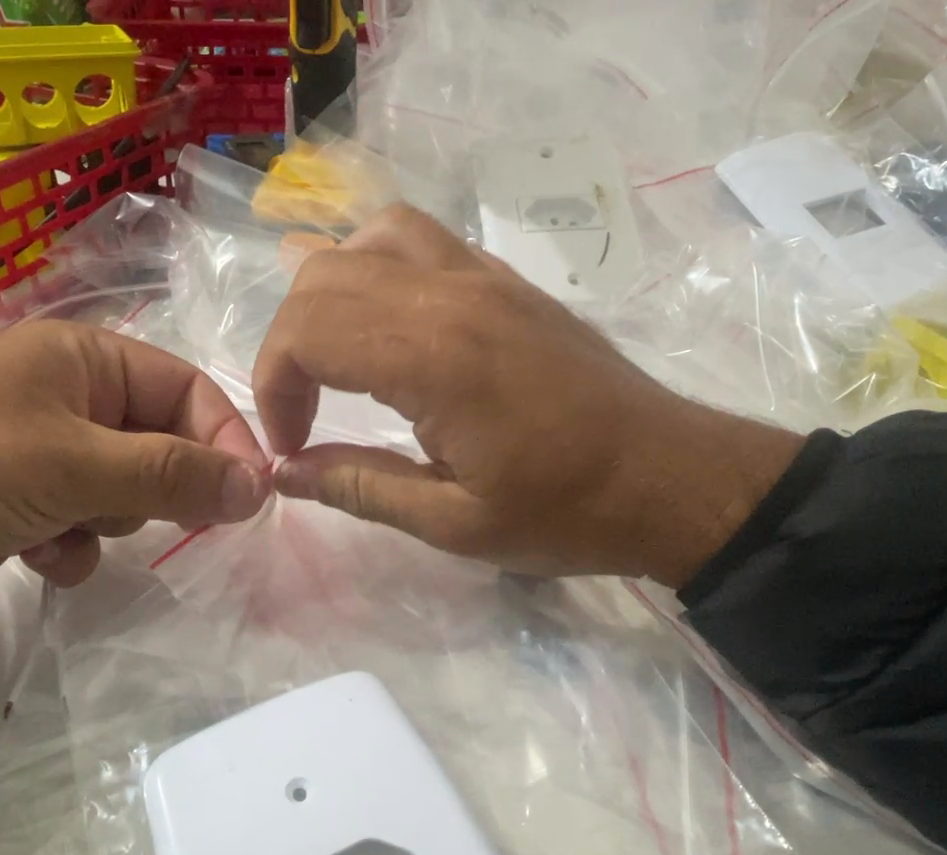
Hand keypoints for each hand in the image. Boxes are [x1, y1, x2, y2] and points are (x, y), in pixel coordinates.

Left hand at [0, 320, 269, 605]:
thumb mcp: (69, 466)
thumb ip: (170, 474)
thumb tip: (259, 485)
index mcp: (86, 361)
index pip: (189, 391)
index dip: (225, 441)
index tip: (251, 499)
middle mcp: (73, 398)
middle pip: (162, 444)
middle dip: (157, 488)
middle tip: (148, 515)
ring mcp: (47, 451)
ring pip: (127, 492)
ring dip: (108, 520)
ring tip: (65, 524)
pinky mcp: (24, 500)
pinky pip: (84, 523)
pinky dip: (71, 544)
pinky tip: (37, 553)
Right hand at [254, 204, 803, 586]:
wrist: (671, 479)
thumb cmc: (566, 513)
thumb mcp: (453, 522)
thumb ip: (358, 486)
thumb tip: (285, 471)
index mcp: (432, 356)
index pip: (305, 331)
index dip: (274, 390)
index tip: (293, 449)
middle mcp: (451, 294)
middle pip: (322, 277)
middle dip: (289, 347)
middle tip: (305, 416)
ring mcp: (484, 276)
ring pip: (369, 239)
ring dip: (329, 295)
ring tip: (337, 360)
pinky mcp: (508, 280)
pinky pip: (420, 239)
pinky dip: (377, 268)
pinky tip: (389, 327)